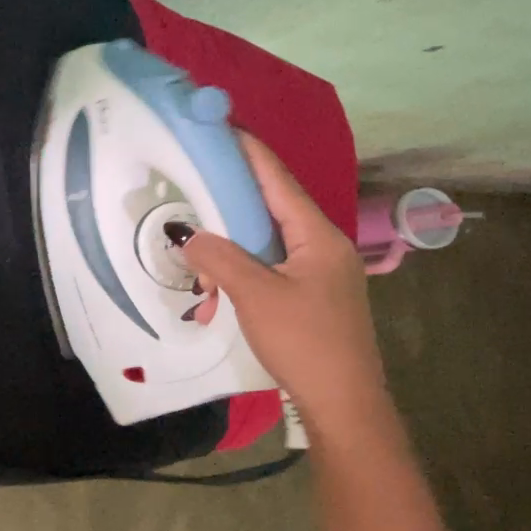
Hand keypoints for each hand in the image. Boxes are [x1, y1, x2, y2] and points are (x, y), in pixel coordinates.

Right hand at [176, 134, 388, 425]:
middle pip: (268, 210)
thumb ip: (218, 257)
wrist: (343, 403)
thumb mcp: (254, 294)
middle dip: (226, 206)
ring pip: (262, 244)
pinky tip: (214, 294)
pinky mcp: (308, 297)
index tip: (221, 127)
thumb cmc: (305, 341)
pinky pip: (264, 268)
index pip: (277, 182)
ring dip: (226, 251)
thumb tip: (187, 234)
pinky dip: (235, 274)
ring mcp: (317, 274)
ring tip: (198, 268)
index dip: (249, 153)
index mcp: (318, 237)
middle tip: (191, 189)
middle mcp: (322, 248)